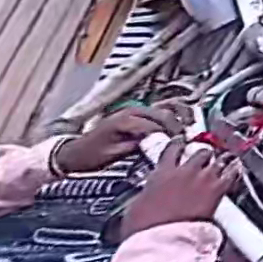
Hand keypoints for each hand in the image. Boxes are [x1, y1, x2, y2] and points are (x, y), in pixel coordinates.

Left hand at [56, 104, 185, 174]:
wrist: (72, 153)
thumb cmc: (88, 156)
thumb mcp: (111, 155)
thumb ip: (137, 147)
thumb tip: (159, 144)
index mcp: (125, 120)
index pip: (154, 125)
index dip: (167, 135)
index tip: (176, 144)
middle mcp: (133, 110)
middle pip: (165, 113)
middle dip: (176, 126)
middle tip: (184, 138)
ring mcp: (138, 110)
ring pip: (168, 105)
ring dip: (182, 114)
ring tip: (190, 125)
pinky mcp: (141, 113)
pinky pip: (164, 107)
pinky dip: (177, 111)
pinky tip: (184, 118)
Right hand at [120, 139, 239, 238]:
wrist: (160, 243)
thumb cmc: (144, 231)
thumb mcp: (136, 207)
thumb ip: (147, 193)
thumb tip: (149, 192)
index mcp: (162, 174)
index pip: (172, 149)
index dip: (179, 143)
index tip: (182, 141)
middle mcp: (186, 172)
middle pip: (201, 151)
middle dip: (204, 153)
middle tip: (204, 157)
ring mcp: (204, 178)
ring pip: (219, 159)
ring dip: (221, 160)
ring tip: (223, 161)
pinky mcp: (219, 188)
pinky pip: (233, 172)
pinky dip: (235, 170)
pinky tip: (236, 170)